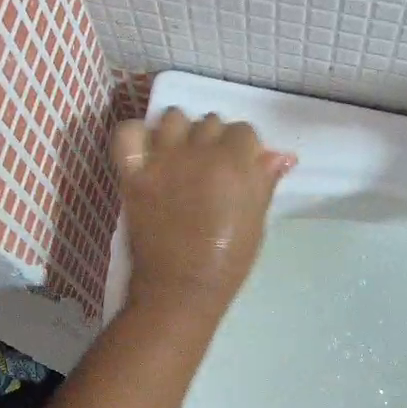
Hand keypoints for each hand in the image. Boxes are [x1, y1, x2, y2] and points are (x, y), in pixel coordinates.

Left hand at [112, 108, 294, 308]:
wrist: (180, 290)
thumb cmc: (228, 261)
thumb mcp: (257, 220)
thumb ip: (264, 181)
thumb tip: (279, 156)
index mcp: (234, 164)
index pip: (244, 131)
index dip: (244, 149)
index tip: (241, 168)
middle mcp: (198, 152)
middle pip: (210, 122)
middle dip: (215, 140)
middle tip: (211, 168)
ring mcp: (161, 160)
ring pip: (173, 118)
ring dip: (180, 131)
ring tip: (180, 155)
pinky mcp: (132, 173)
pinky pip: (127, 132)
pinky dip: (136, 134)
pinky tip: (147, 149)